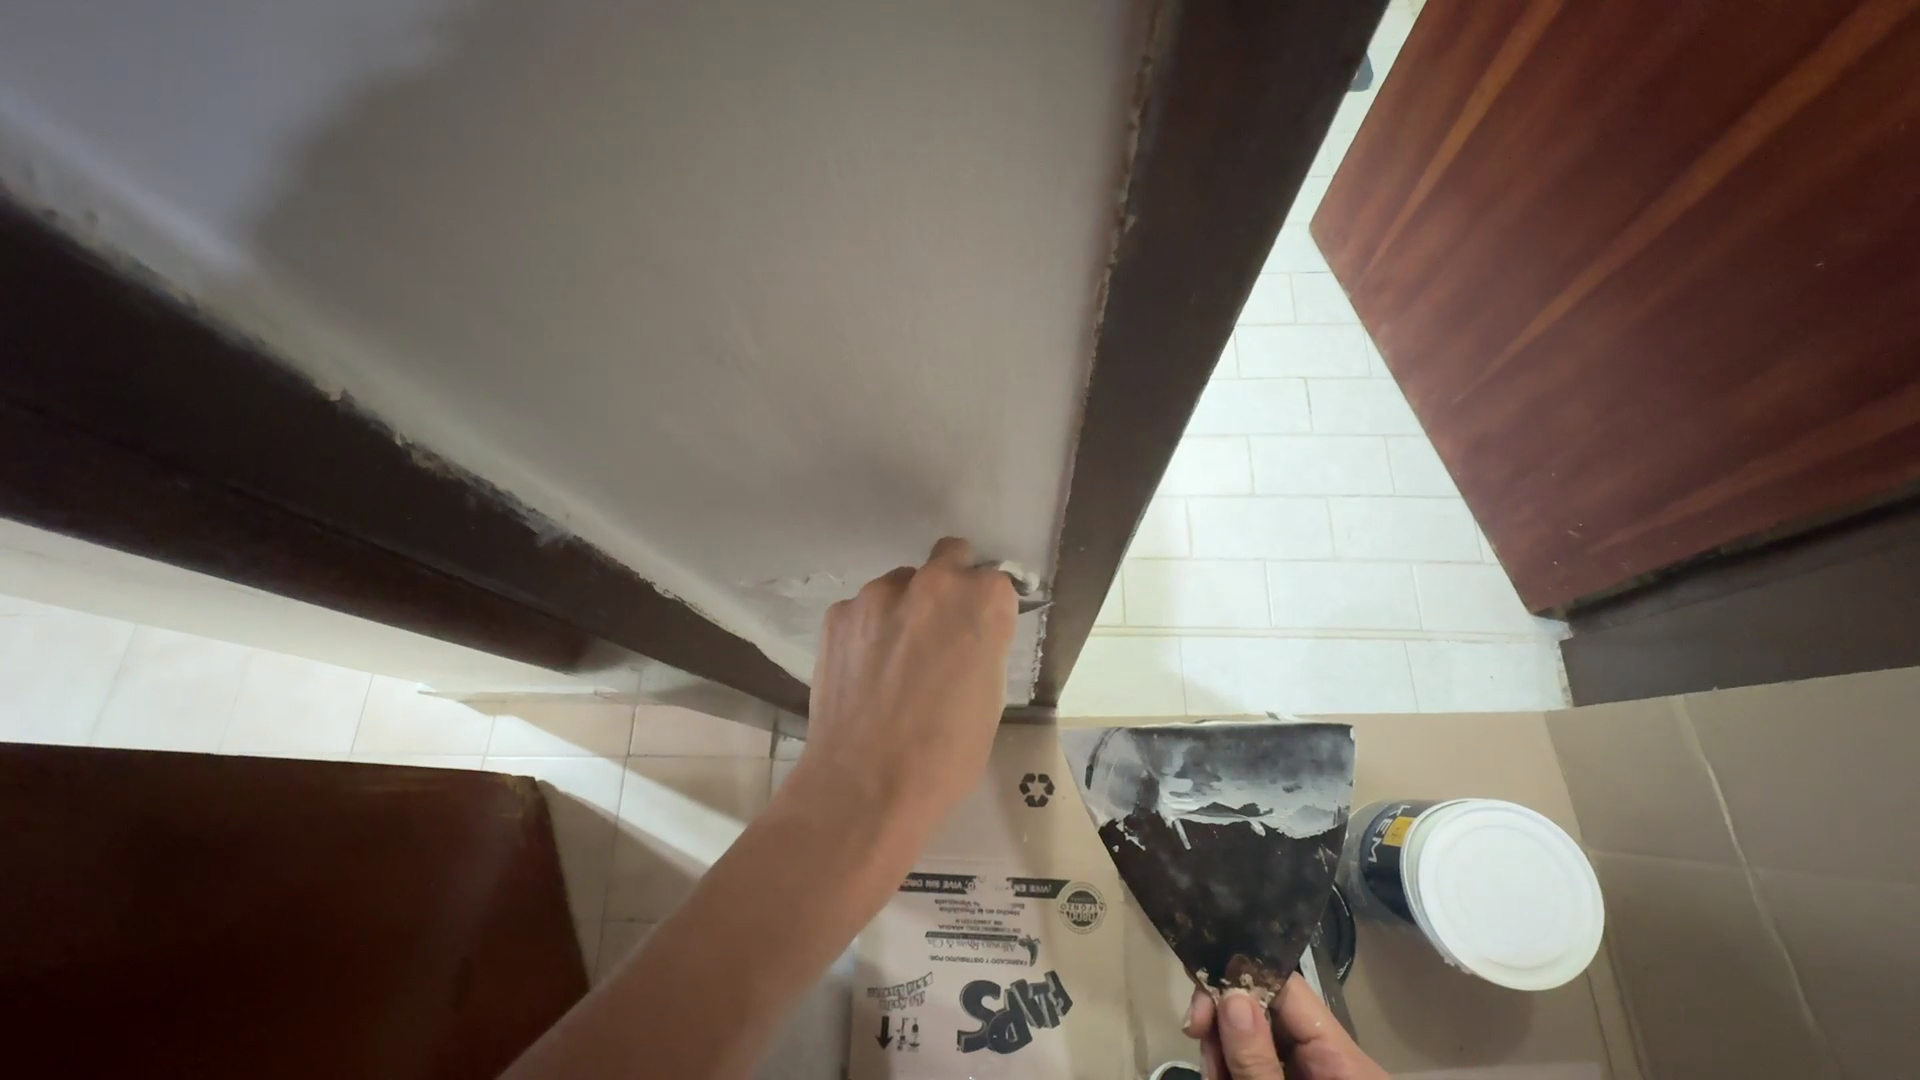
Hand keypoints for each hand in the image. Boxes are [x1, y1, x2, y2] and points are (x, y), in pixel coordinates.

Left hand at [788, 537, 1017, 830]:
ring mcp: (878, 595)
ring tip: (893, 662)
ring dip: (904, 608)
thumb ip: (983, 646)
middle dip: (951, 585)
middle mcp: (932, 583)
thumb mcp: (990, 697)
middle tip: (940, 633)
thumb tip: (968, 634)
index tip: (979, 636)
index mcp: (982, 602)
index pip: (996, 582)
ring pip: (900, 584)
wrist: (864, 785)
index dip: (988, 610)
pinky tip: (863, 672)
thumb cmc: (945, 754)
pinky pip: (862, 610)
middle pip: (949, 557)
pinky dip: (867, 631)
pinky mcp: (837, 615)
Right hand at [1183, 977, 1387, 1079]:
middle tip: (1195, 1038)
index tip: (1200, 995)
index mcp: (1344, 1059)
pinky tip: (1218, 1076)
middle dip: (1223, 1021)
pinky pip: (1257, 1063)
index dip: (1241, 978)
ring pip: (1253, 1037)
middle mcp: (1331, 1059)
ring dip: (1221, 1049)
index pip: (1288, 988)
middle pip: (1265, 1011)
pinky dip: (1231, 1067)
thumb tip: (1232, 994)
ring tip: (1210, 1073)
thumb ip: (1258, 1064)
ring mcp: (1313, 1074)